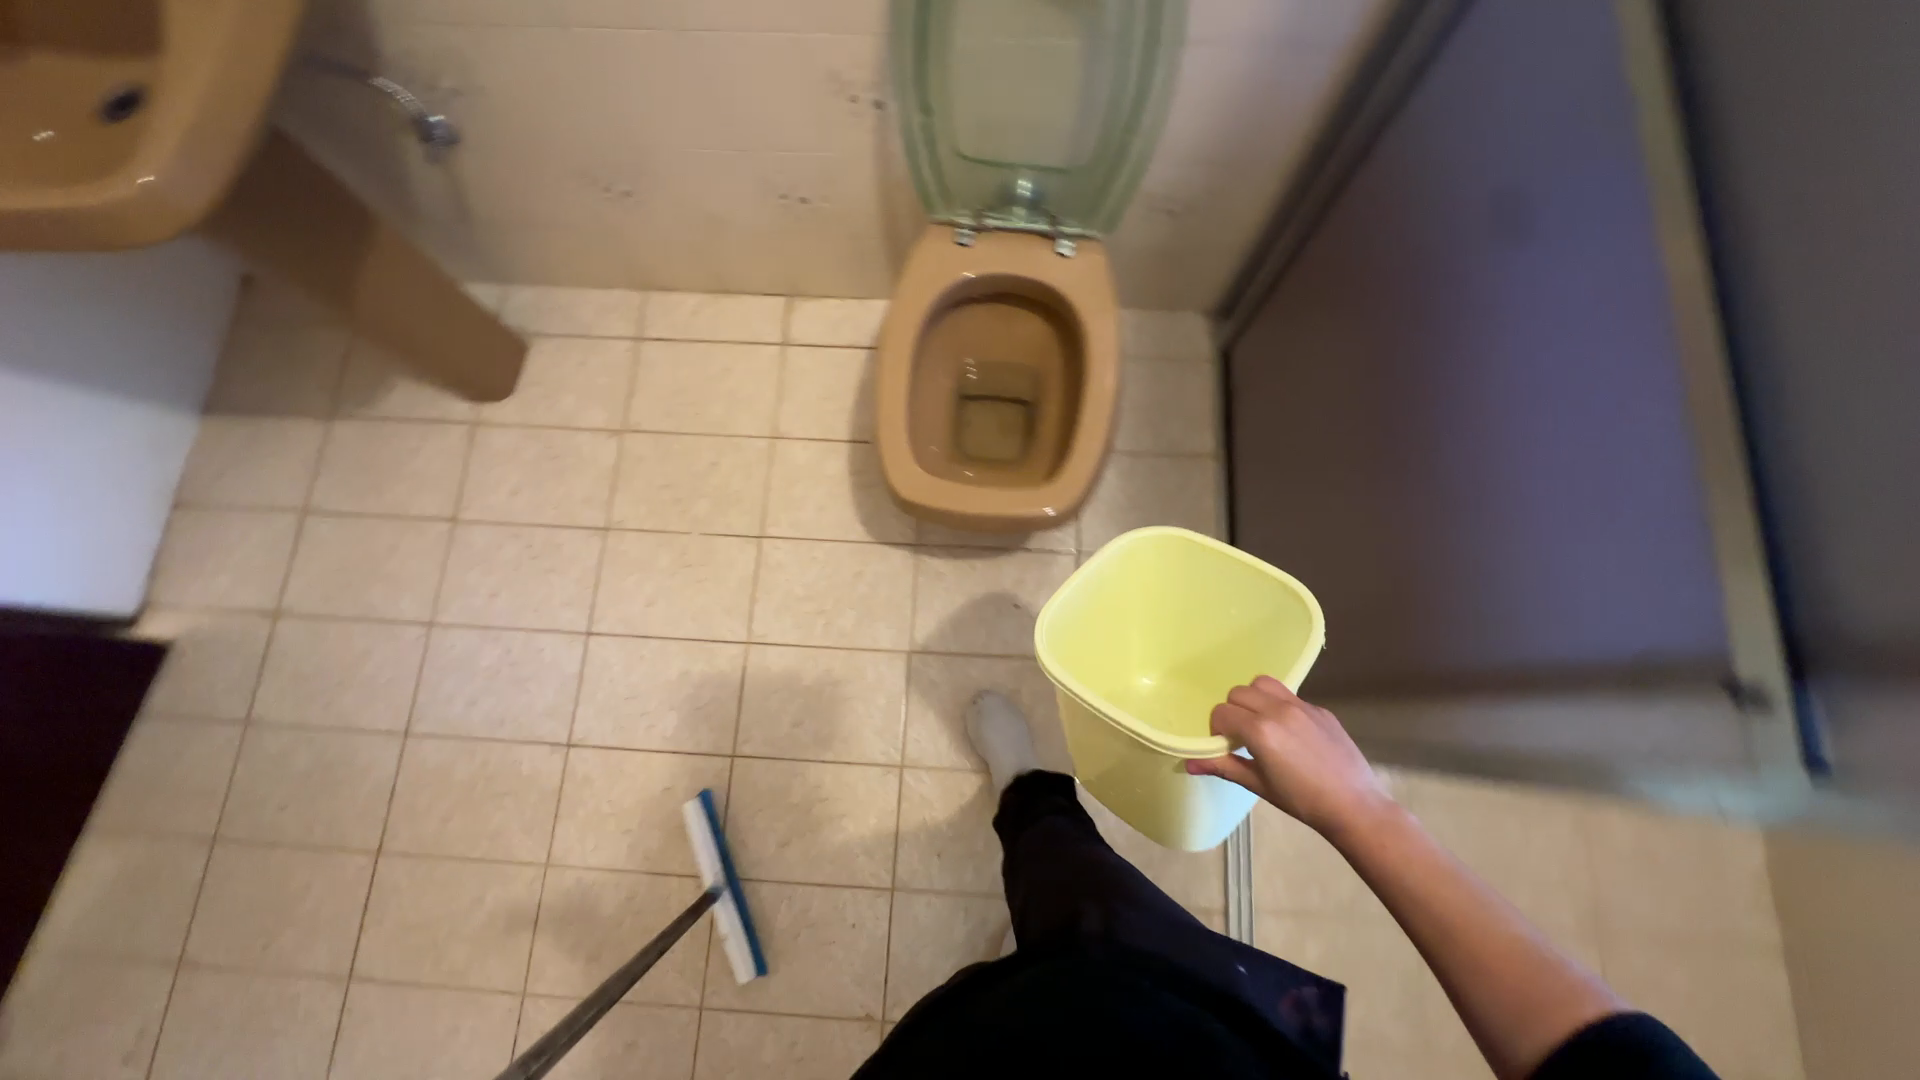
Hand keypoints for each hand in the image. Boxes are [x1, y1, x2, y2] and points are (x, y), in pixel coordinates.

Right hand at [1184, 676, 1392, 838]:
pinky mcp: (1321, 709)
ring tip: (1261, 724)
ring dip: (1254, 699)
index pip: (1221, 712)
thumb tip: (1189, 764)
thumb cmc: (1302, 801)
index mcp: (1260, 730)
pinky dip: (1279, 706)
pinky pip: (1290, 696)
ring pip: (1263, 684)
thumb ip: (1223, 766)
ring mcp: (1302, 706)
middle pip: (1238, 693)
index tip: (1226, 746)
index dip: (1217, 729)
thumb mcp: (1258, 785)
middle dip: (1233, 711)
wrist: (1355, 806)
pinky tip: (1291, 733)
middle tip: (1241, 736)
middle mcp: (1279, 710)